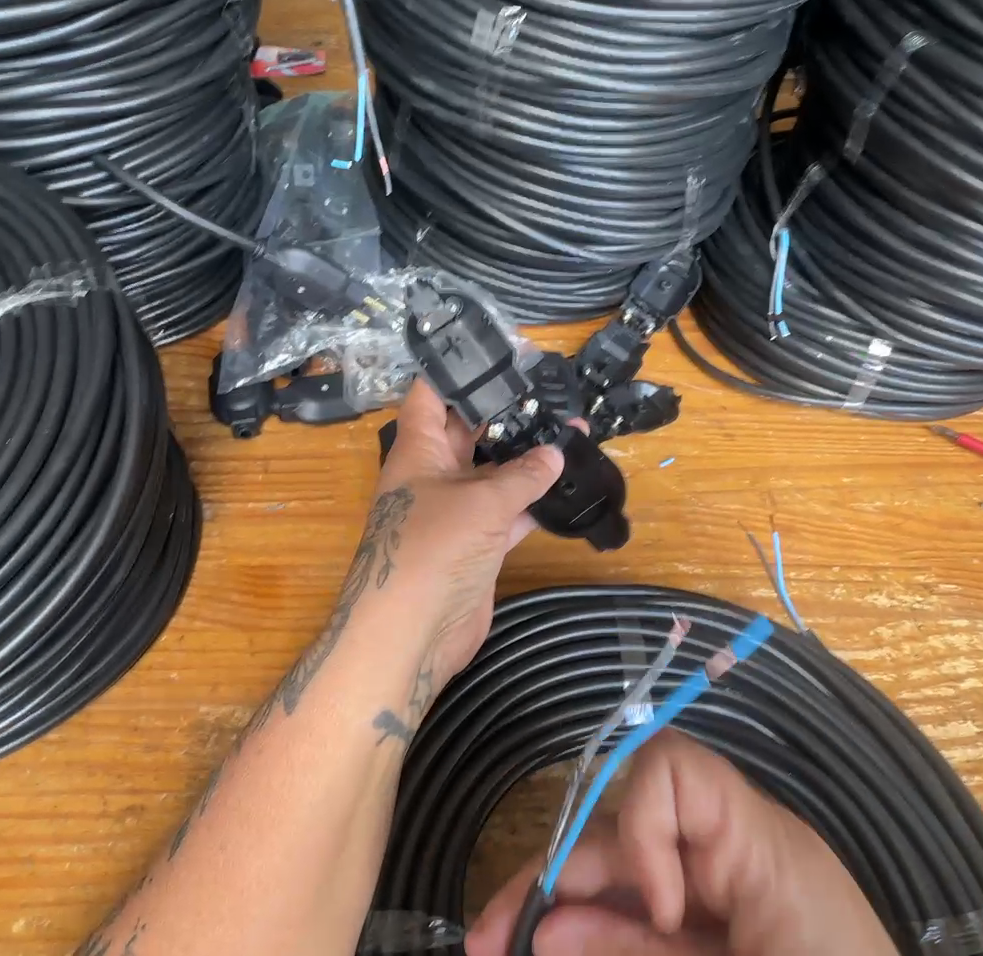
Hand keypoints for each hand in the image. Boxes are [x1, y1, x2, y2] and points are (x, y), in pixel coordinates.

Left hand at [351, 379, 564, 684]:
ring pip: (493, 473)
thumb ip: (522, 475)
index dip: (455, 370)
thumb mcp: (480, 502)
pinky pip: (508, 512)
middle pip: (469, 431)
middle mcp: (433, 475)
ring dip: (526, 458)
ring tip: (570, 431)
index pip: (430, 396)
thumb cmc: (433, 548)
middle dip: (504, 412)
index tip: (494, 351)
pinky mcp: (476, 544)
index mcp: (417, 450)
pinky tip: (567, 484)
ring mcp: (455, 511)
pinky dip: (533, 500)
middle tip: (548, 391)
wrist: (413, 631)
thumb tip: (556, 451)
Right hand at [467, 731, 896, 955]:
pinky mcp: (712, 931)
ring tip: (499, 944)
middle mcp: (730, 854)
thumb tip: (549, 928)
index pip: (674, 769)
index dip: (639, 821)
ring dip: (561, 910)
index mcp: (757, 844)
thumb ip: (641, 948)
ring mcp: (720, 896)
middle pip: (623, 833)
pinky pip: (645, 923)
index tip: (659, 906)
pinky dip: (600, 936)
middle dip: (555, 874)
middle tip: (490, 933)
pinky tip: (554, 947)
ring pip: (622, 881)